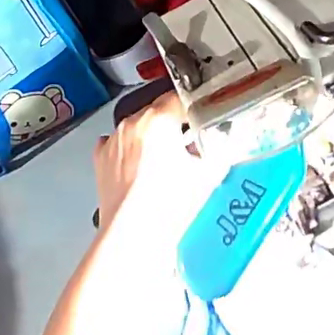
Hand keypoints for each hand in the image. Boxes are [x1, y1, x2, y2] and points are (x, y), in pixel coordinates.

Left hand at [92, 92, 218, 248]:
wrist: (134, 236)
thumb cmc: (167, 205)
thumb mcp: (210, 171)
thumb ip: (223, 147)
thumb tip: (231, 138)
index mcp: (158, 118)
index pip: (181, 97)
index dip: (195, 109)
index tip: (202, 120)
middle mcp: (132, 123)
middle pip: (160, 111)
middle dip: (174, 124)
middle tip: (188, 147)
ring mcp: (114, 141)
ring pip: (140, 126)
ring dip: (153, 137)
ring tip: (166, 163)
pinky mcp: (102, 159)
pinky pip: (120, 144)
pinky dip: (132, 151)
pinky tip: (143, 168)